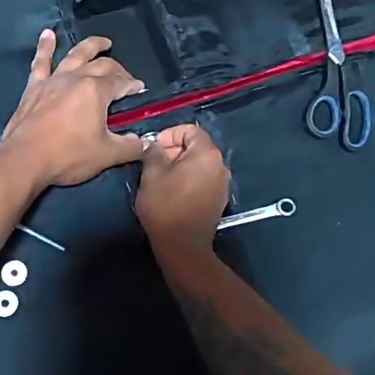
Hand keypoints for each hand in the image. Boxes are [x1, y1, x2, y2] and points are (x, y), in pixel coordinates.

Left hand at [0, 31, 145, 187]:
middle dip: (118, 69)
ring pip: (75, 55)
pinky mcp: (34, 87)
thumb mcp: (107, 155)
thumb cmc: (69, 155)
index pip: (121, 82)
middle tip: (125, 76)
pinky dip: (45, 46)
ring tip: (103, 42)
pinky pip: (41, 62)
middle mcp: (76, 78)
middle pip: (102, 65)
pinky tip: (48, 33)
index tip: (140, 90)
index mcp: (96, 91)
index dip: (133, 85)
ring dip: (91, 46)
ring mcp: (53, 80)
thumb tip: (145, 144)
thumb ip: (131, 147)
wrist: (25, 159)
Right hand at [135, 124, 232, 252]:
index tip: (153, 147)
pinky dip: (190, 179)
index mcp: (207, 154)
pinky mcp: (219, 199)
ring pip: (200, 164)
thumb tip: (153, 144)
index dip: (169, 134)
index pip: (190, 130)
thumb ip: (153, 152)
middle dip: (174, 150)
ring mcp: (223, 183)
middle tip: (154, 163)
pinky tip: (174, 191)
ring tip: (162, 178)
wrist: (183, 244)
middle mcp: (221, 165)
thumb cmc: (166, 206)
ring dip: (181, 165)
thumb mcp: (152, 174)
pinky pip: (204, 179)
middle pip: (197, 146)